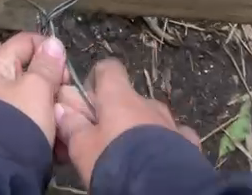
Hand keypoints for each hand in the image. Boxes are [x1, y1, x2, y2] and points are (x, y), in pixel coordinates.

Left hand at [0, 31, 70, 145]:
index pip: (27, 42)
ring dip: (56, 113)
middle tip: (70, 103)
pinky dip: (49, 131)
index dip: (50, 51)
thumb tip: (53, 43)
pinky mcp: (12, 135)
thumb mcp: (36, 89)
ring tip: (67, 126)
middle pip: (35, 75)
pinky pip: (35, 125)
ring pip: (39, 103)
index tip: (65, 72)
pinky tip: (61, 143)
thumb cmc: (18, 121)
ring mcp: (5, 111)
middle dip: (57, 88)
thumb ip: (47, 66)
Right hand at [55, 59, 199, 186]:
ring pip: (152, 117)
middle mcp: (146, 102)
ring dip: (142, 128)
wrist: (162, 189)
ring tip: (133, 153)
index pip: (108, 69)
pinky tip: (161, 160)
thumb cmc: (116, 161)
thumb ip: (72, 125)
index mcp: (119, 95)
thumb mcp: (83, 148)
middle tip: (106, 138)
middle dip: (118, 113)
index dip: (96, 81)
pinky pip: (177, 137)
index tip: (87, 104)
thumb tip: (62, 109)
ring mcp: (171, 122)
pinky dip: (168, 144)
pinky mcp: (189, 144)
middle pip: (129, 97)